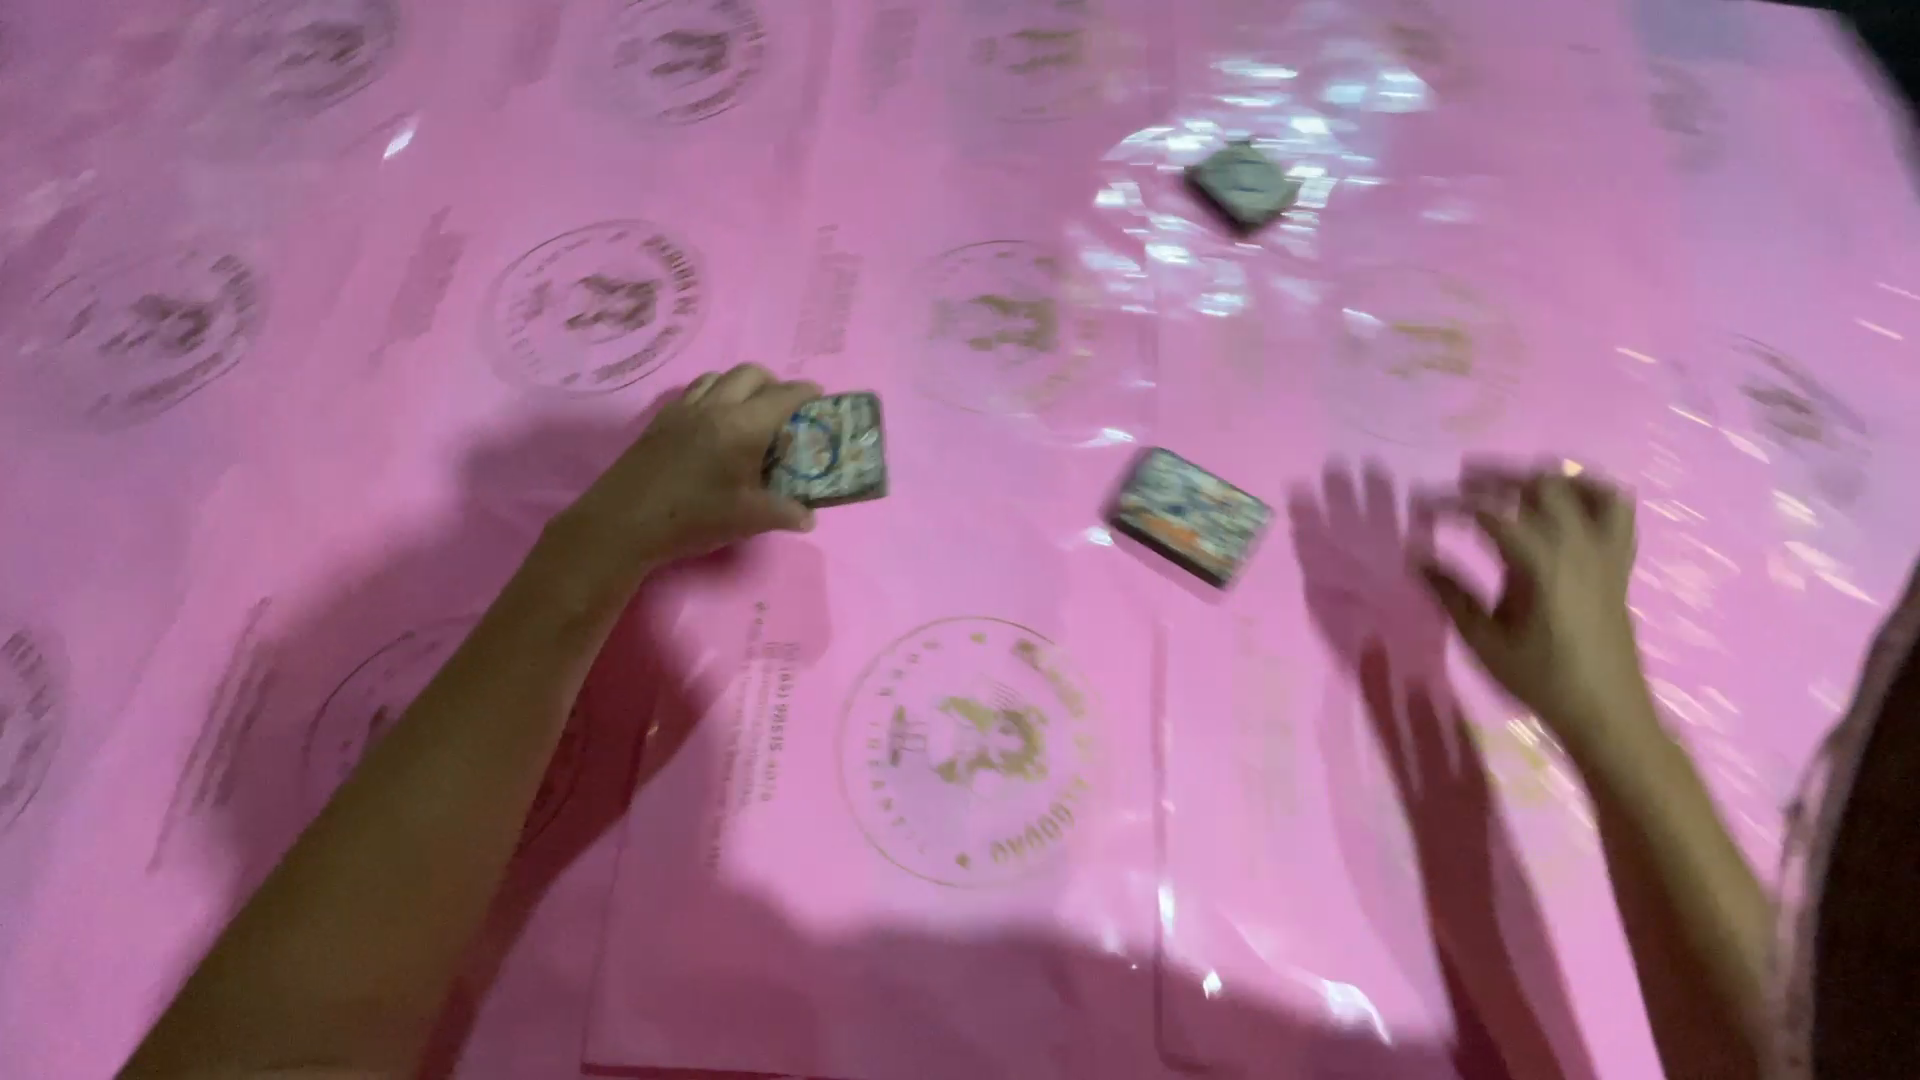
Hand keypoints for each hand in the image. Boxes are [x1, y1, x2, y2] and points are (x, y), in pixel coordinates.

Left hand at [552, 364, 819, 585]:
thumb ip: (785, 513)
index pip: (783, 395)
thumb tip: (808, 517)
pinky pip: (694, 392)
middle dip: (774, 383)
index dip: (805, 393)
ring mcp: (683, 410)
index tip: (818, 398)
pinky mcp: (660, 421)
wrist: (624, 523)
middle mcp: (715, 407)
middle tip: (784, 409)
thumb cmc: (694, 517)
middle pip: (751, 374)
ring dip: (740, 386)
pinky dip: (713, 396)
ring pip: (719, 377)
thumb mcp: (749, 520)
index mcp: (743, 426)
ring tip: (749, 413)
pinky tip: (713, 426)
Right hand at [1418, 466, 1654, 760]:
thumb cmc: (1538, 677)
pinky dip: (1589, 493)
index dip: (1453, 503)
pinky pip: (1615, 510)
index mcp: (1542, 566)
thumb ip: (1449, 592)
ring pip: (1583, 487)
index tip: (1422, 507)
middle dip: (1495, 478)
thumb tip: (1416, 555)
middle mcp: (1579, 548)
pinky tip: (1561, 502)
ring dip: (1544, 478)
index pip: (1493, 511)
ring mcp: (1606, 552)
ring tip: (1511, 485)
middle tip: (1459, 487)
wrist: (1605, 710)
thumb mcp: (1482, 638)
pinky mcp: (1619, 562)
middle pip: (1540, 485)